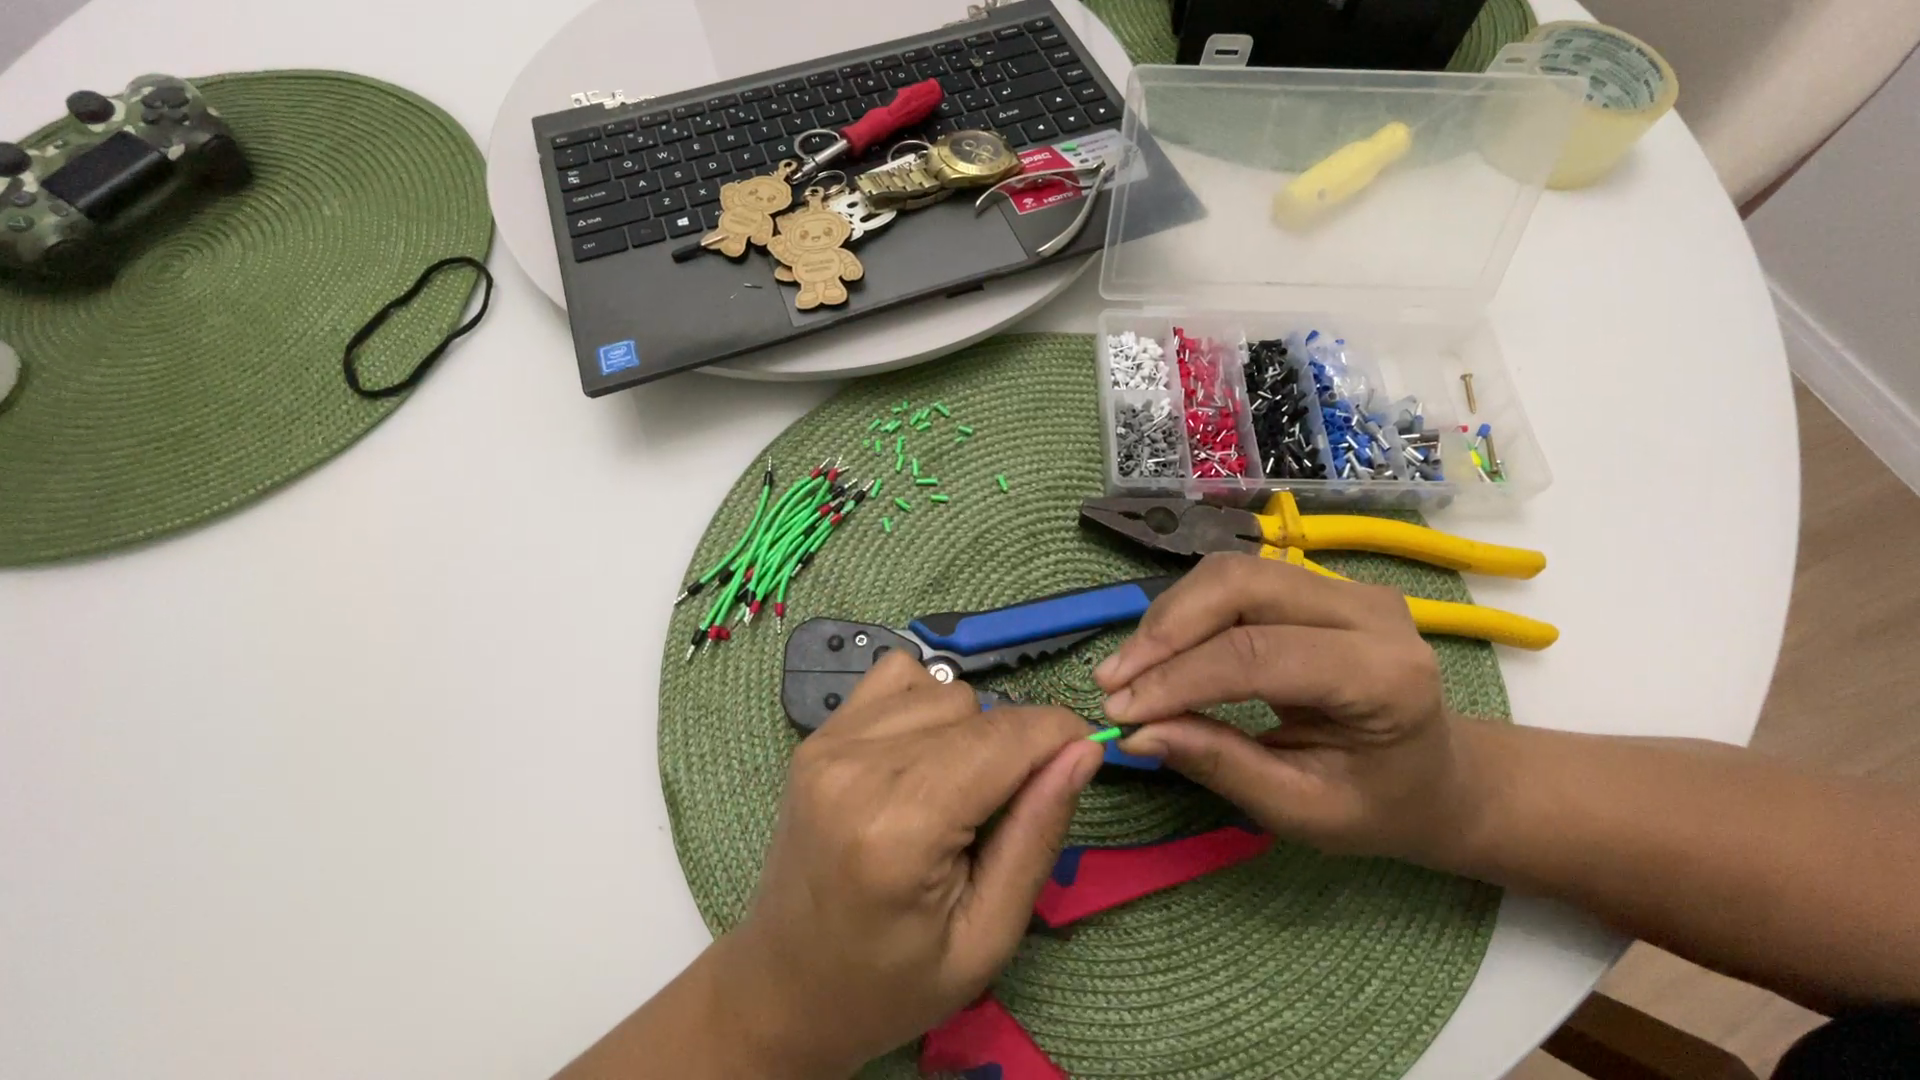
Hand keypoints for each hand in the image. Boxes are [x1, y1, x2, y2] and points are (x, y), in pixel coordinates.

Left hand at [720, 650, 1103, 1076]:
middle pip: (976, 708)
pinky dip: (926, 704)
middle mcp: (855, 767)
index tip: (1085, 754)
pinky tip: (921, 757)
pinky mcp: (816, 736)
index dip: (1061, 734)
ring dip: (970, 729)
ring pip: (942, 688)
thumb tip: (1084, 750)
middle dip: (1015, 745)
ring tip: (957, 793)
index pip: (1004, 738)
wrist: (784, 987)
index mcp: (898, 828)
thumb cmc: (890, 983)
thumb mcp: (987, 937)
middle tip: (1004, 810)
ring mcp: (828, 744)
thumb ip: (1037, 834)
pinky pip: (897, 678)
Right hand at [1094, 553, 1482, 863]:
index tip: (1117, 712)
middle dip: (1165, 630)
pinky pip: (1235, 581)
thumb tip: (1136, 734)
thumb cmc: (1378, 804)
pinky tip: (1159, 653)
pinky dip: (1186, 614)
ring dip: (1168, 618)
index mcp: (1384, 677)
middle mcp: (1369, 611)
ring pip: (1230, 572)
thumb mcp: (1302, 810)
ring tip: (1128, 672)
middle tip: (1112, 681)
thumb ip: (1222, 765)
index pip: (1258, 655)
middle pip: (1240, 584)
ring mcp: (1344, 587)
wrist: (1439, 776)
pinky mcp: (1318, 584)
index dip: (1177, 679)